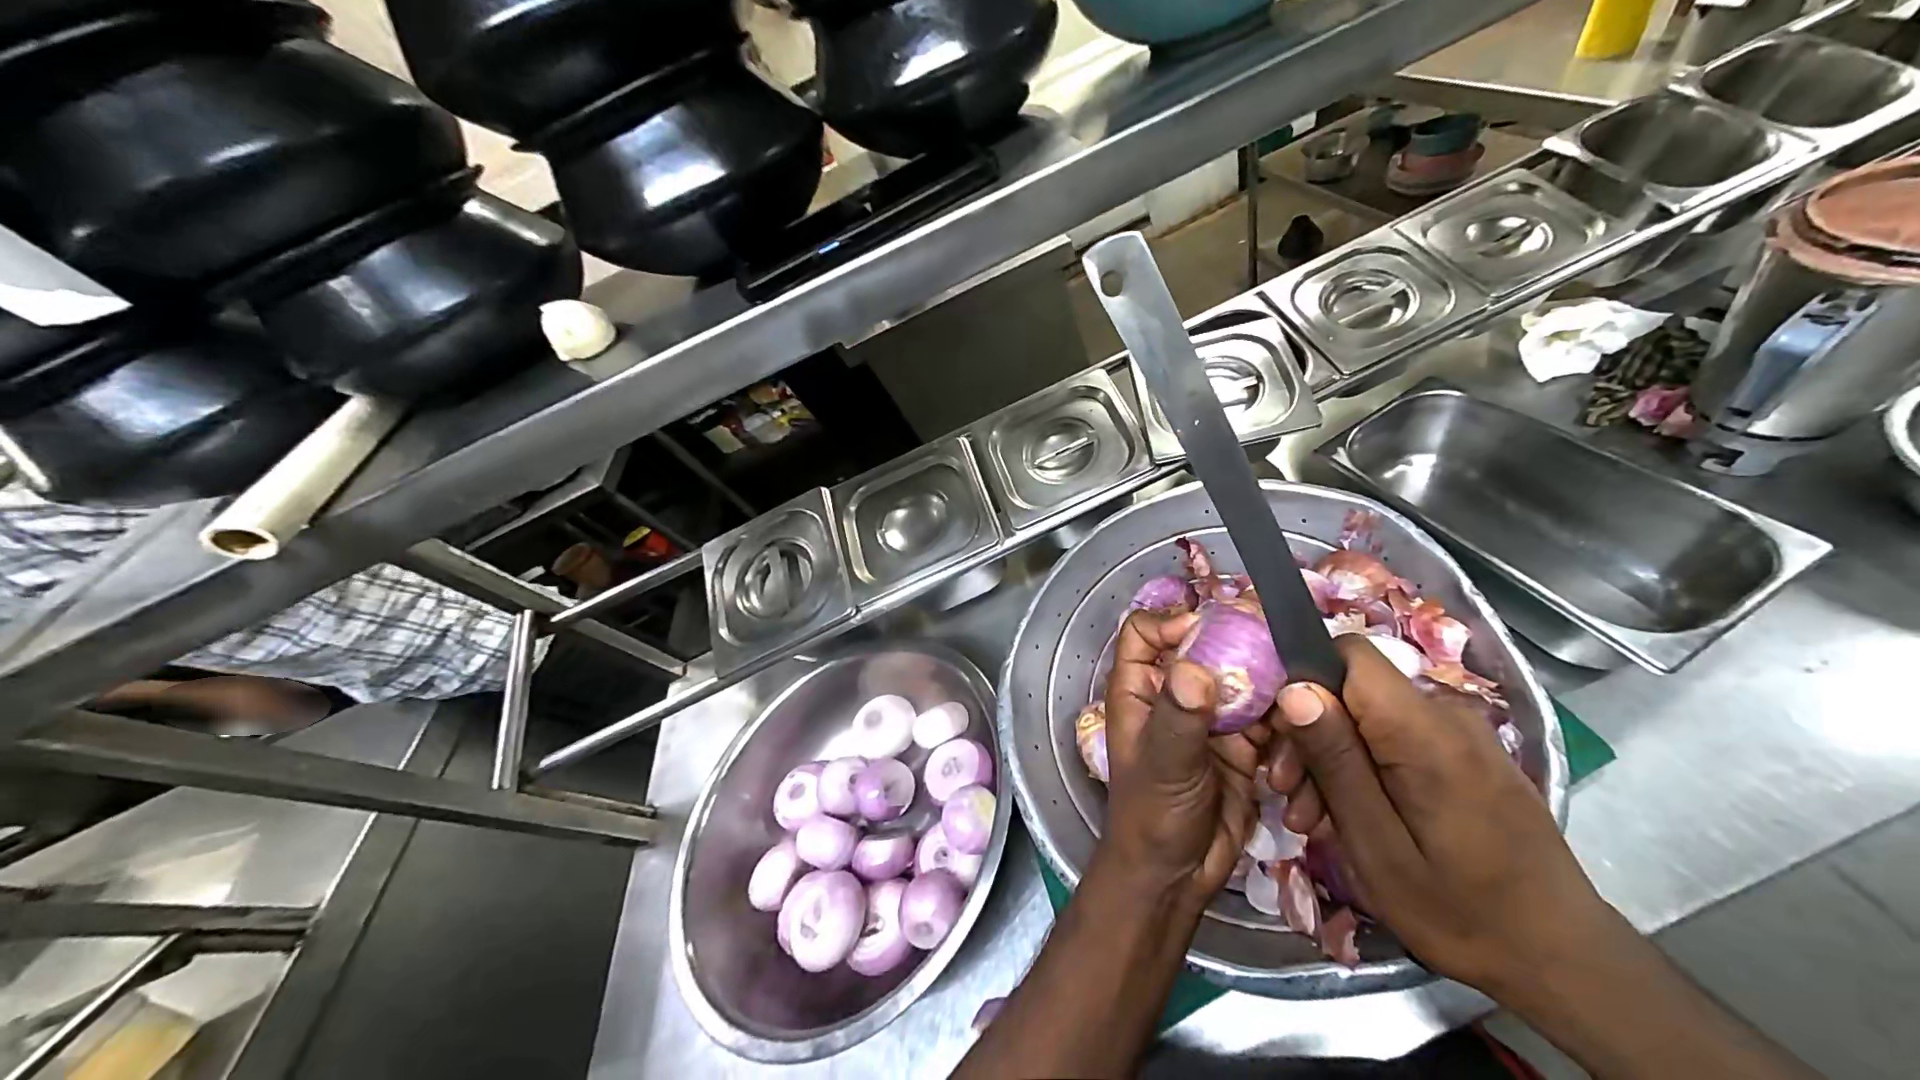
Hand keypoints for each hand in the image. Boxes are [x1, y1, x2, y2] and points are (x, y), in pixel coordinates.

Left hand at [1100, 610, 1263, 908]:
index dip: (1174, 623)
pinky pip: (1271, 720)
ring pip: (1247, 682)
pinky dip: (1286, 733)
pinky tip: (1288, 762)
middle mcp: (1177, 694)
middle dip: (1244, 652)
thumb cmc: (1153, 815)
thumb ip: (1179, 717)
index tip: (1216, 633)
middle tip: (1284, 662)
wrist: (1177, 875)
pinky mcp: (1244, 745)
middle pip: (1209, 649)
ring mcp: (1212, 718)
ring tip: (1291, 722)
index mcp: (1141, 689)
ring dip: (1273, 697)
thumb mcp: (1165, 764)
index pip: (1146, 632)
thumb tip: (1196, 668)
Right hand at [1264, 635, 1618, 995]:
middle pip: (1351, 688)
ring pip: (1366, 714)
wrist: (1562, 960)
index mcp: (1426, 732)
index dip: (1301, 680)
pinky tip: (1345, 813)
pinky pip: (1393, 735)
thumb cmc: (1461, 912)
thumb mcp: (1377, 844)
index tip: (1274, 735)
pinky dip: (1360, 765)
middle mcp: (1447, 714)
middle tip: (1284, 792)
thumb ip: (1336, 760)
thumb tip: (1292, 689)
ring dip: (1328, 756)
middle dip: (1307, 732)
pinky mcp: (1463, 752)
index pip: (1348, 654)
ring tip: (1308, 817)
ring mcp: (1460, 732)